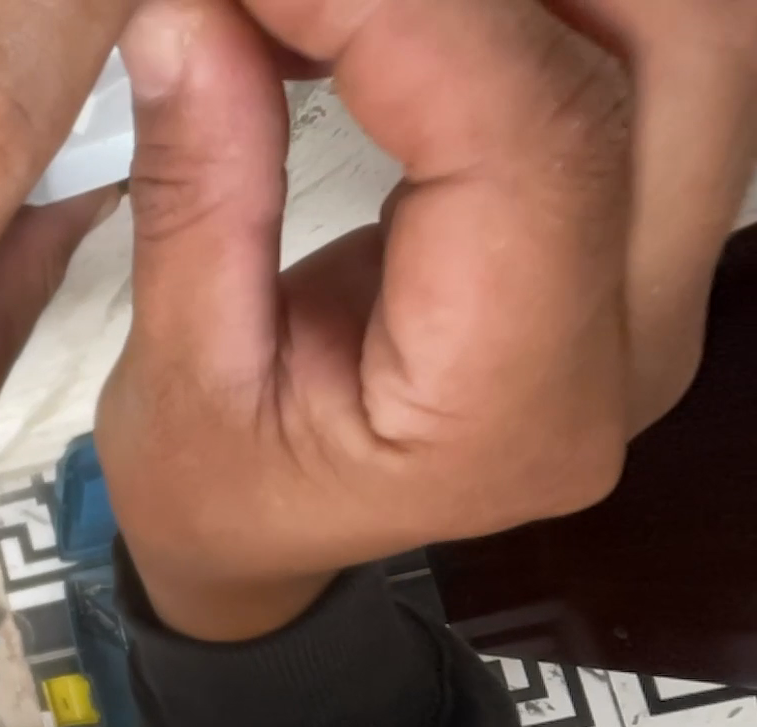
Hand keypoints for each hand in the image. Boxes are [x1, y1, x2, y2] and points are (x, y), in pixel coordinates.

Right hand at [96, 0, 756, 640]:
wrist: (248, 540)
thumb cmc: (198, 490)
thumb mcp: (174, 371)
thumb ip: (199, 199)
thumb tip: (187, 18)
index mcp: (503, 412)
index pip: (524, 146)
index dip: (400, 14)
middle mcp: (635, 345)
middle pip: (671, 49)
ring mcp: (655, 293)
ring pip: (685, 34)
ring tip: (334, 1)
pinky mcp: (622, 254)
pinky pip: (631, 73)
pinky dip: (516, 14)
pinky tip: (396, 20)